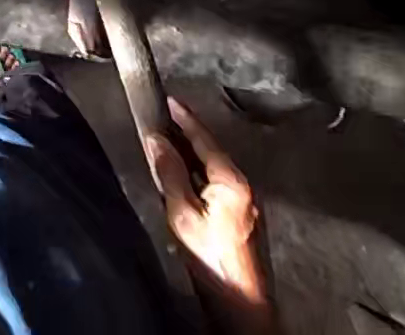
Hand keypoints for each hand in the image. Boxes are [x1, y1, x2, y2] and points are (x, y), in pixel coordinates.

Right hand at [144, 96, 268, 327]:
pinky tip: (182, 172)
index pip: (204, 137)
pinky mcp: (244, 215)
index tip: (168, 99)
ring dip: (191, 150)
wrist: (241, 305)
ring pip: (214, 164)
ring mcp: (248, 201)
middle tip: (161, 117)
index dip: (184, 116)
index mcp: (232, 180)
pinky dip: (198, 168)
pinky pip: (217, 179)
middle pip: (211, 148)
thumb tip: (156, 138)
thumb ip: (169, 172)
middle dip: (186, 131)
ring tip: (167, 140)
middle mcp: (245, 185)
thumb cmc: (210, 258)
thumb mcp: (181, 213)